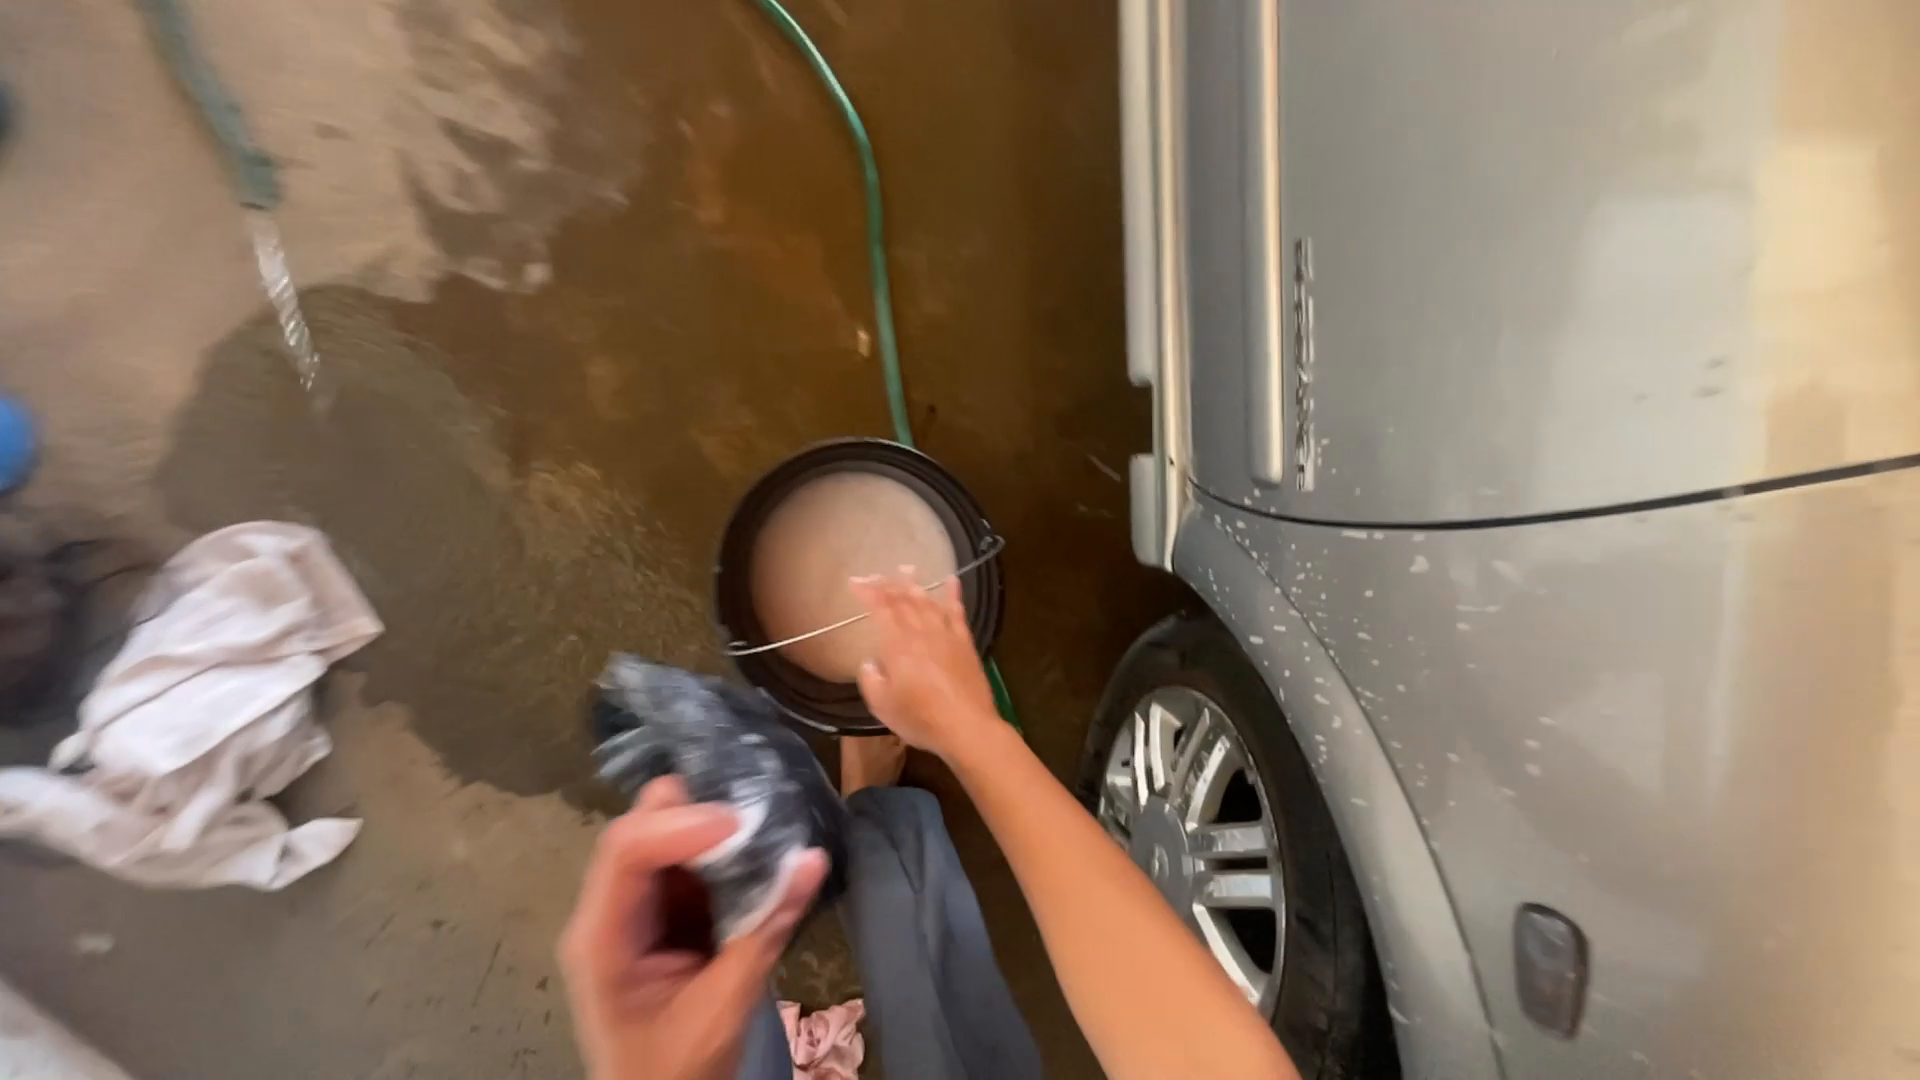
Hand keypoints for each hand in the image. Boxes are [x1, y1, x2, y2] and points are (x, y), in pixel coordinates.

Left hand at [559, 777, 827, 1079]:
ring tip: (762, 832)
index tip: (742, 826)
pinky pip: (685, 855)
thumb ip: (765, 931)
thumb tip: (812, 860)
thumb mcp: (724, 1009)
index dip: (683, 825)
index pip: (628, 851)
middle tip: (754, 818)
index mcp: (603, 939)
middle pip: (640, 827)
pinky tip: (753, 855)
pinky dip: (720, 847)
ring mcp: (632, 906)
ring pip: (664, 832)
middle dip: (696, 811)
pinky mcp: (659, 908)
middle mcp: (608, 910)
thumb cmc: (677, 1072)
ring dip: (712, 827)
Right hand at [849, 570, 1000, 760]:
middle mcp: (921, 633)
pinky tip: (951, 581)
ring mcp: (946, 635)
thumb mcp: (882, 706)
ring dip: (916, 585)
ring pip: (928, 602)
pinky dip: (953, 594)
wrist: (967, 727)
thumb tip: (870, 662)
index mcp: (898, 645)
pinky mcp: (965, 643)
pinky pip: (957, 612)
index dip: (868, 592)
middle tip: (877, 573)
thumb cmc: (920, 718)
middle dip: (888, 584)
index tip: (856, 581)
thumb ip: (871, 680)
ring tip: (907, 568)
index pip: (881, 609)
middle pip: (903, 601)